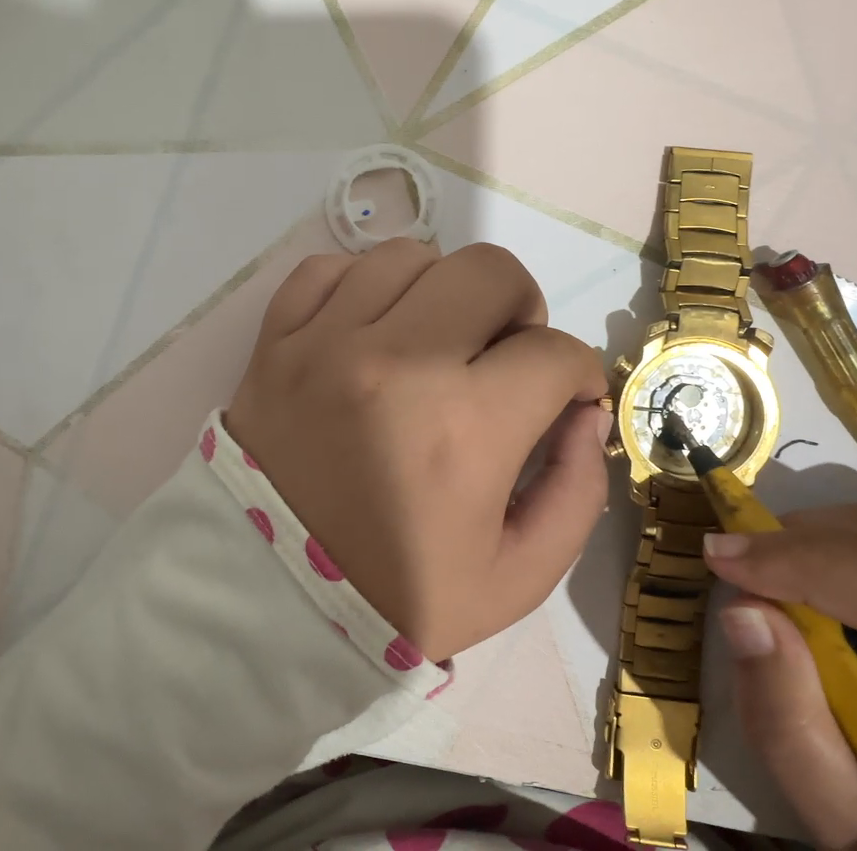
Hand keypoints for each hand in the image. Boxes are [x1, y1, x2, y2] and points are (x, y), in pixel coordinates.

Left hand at [226, 238, 612, 660]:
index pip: (554, 353)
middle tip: (503, 356)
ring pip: (409, 255)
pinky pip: (327, 268)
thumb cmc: (398, 594)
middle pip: (490, 272)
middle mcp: (397, 364)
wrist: (271, 601)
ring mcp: (326, 343)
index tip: (563, 397)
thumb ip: (576, 491)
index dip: (577, 374)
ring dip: (441, 291)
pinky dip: (359, 283)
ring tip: (433, 339)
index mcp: (465, 428)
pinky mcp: (274, 342)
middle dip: (520, 310)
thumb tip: (584, 410)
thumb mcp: (517, 576)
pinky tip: (370, 325)